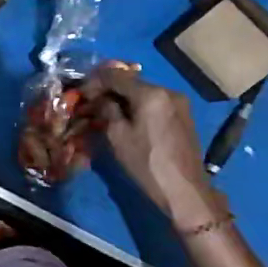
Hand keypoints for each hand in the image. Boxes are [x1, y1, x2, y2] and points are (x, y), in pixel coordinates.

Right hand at [84, 63, 227, 234]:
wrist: (185, 190)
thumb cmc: (147, 163)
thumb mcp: (118, 137)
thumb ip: (107, 110)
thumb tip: (101, 99)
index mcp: (151, 93)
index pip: (117, 76)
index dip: (96, 81)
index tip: (82, 92)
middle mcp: (168, 91)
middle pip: (133, 83)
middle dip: (111, 90)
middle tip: (93, 103)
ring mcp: (180, 103)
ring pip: (145, 93)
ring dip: (126, 99)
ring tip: (109, 113)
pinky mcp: (185, 116)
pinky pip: (157, 104)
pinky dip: (141, 107)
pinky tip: (130, 120)